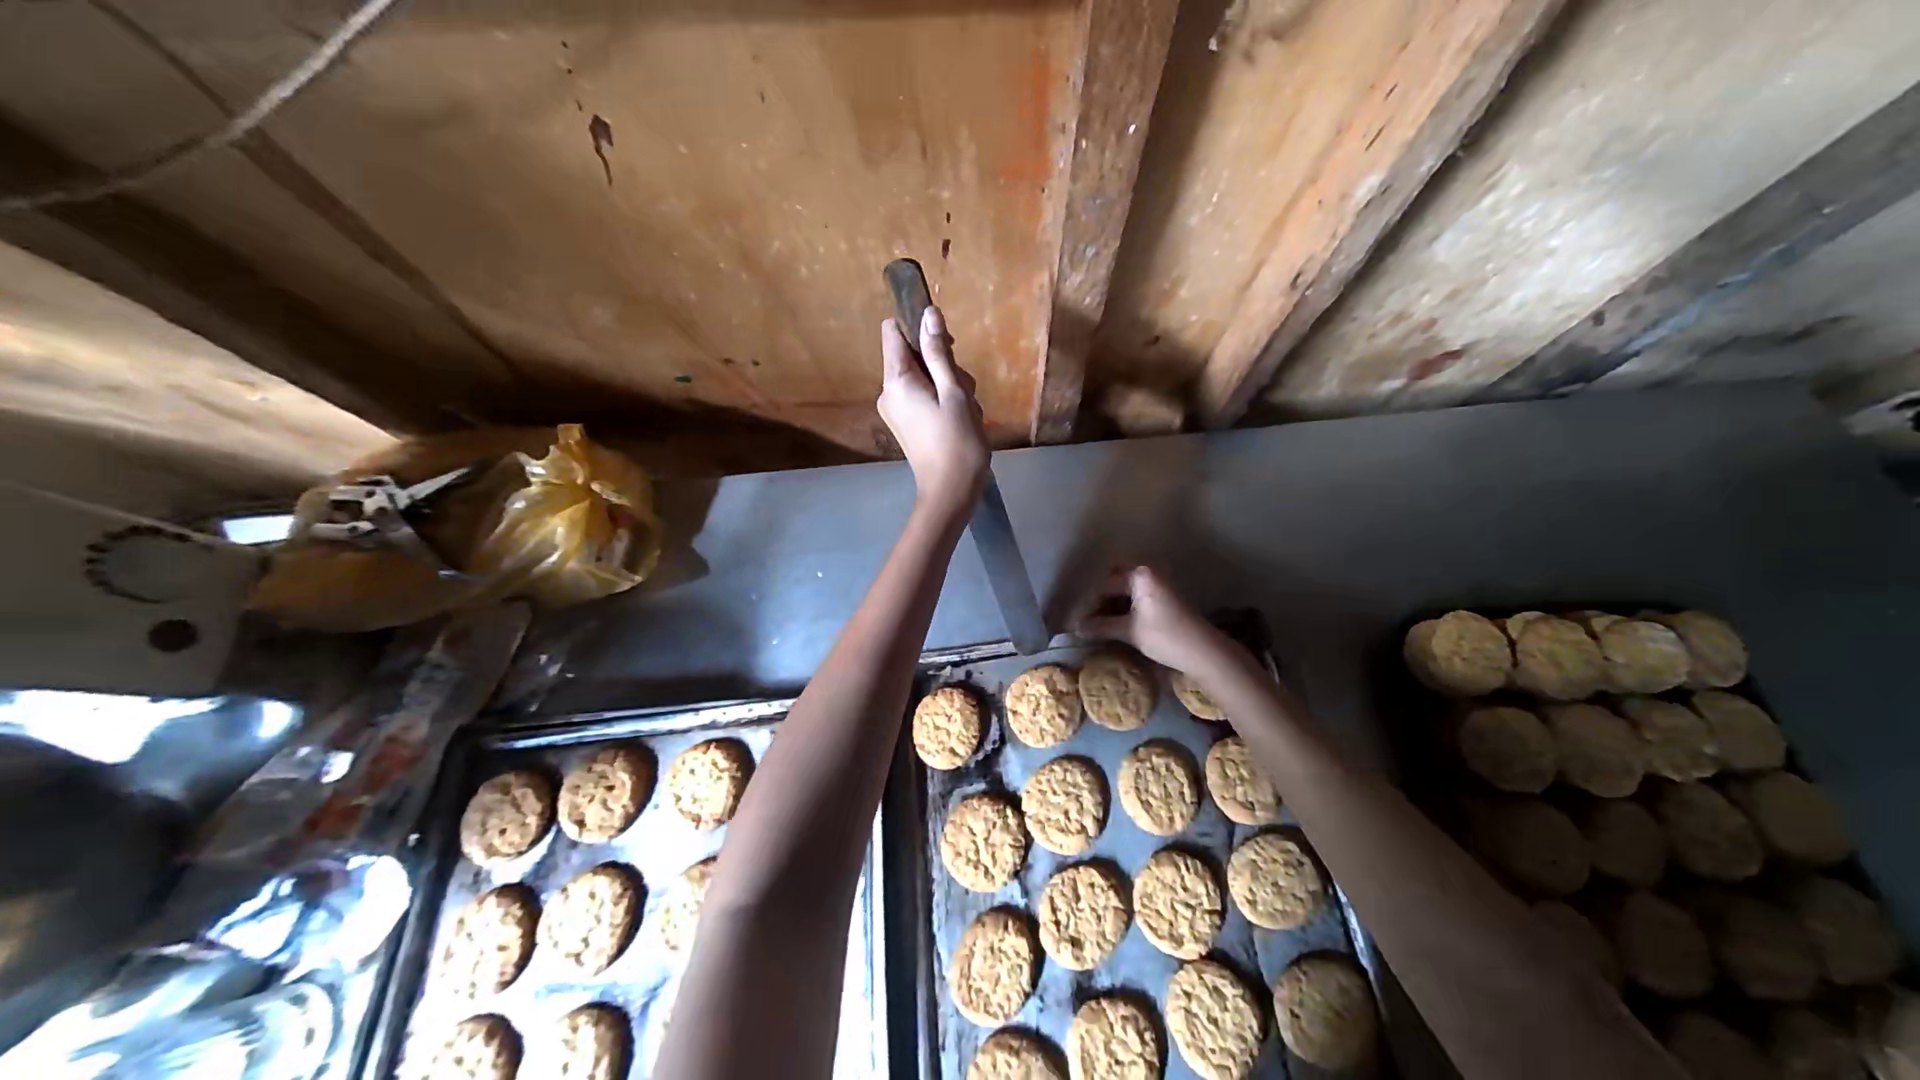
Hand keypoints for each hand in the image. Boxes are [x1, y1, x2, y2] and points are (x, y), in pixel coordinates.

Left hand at [879, 305, 989, 516]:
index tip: (945, 342)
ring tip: (964, 409)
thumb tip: (928, 314)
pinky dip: (943, 399)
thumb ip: (939, 353)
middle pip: (913, 355)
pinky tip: (959, 418)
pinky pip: (923, 396)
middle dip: (942, 363)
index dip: (918, 327)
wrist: (950, 491)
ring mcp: (895, 409)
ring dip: (948, 384)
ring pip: (923, 377)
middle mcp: (888, 392)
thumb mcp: (954, 392)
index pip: (893, 331)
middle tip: (963, 389)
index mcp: (896, 381)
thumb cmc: (957, 442)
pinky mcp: (905, 423)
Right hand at [1077, 565, 1242, 675]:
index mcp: (1139, 575)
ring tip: (1103, 625)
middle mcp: (1149, 573)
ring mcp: (1160, 584)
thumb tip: (1075, 628)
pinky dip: (1127, 608)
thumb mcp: (1129, 631)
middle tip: (1091, 621)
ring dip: (1115, 606)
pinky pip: (1139, 597)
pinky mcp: (1166, 597)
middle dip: (1103, 601)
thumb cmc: (1164, 636)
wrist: (1203, 651)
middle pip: (1117, 583)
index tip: (1082, 622)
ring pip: (1128, 590)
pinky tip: (1120, 624)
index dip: (1092, 604)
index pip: (1106, 585)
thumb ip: (1100, 626)